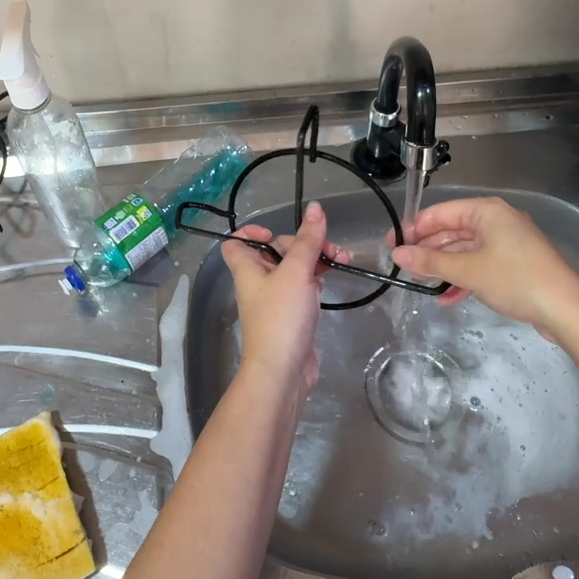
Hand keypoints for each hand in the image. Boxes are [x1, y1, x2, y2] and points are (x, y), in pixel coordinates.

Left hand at [221, 202, 346, 396]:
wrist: (283, 370)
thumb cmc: (281, 315)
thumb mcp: (296, 271)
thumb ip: (308, 239)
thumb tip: (316, 208)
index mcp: (247, 267)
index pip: (236, 241)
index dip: (252, 231)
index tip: (277, 232)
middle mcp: (257, 281)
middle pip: (276, 251)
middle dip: (304, 244)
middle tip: (330, 249)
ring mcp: (275, 300)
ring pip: (294, 269)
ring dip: (316, 260)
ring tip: (342, 261)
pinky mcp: (292, 316)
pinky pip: (303, 289)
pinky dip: (316, 281)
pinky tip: (330, 282)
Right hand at [389, 197, 578, 331]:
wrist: (567, 311)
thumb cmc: (515, 280)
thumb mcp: (467, 270)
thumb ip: (429, 262)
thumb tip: (397, 254)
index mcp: (486, 211)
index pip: (440, 213)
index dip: (413, 229)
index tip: (392, 245)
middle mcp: (497, 221)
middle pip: (452, 231)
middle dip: (428, 251)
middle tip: (404, 269)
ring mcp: (508, 243)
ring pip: (465, 250)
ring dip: (444, 268)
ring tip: (422, 285)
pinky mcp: (515, 264)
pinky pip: (480, 264)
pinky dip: (463, 278)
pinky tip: (448, 297)